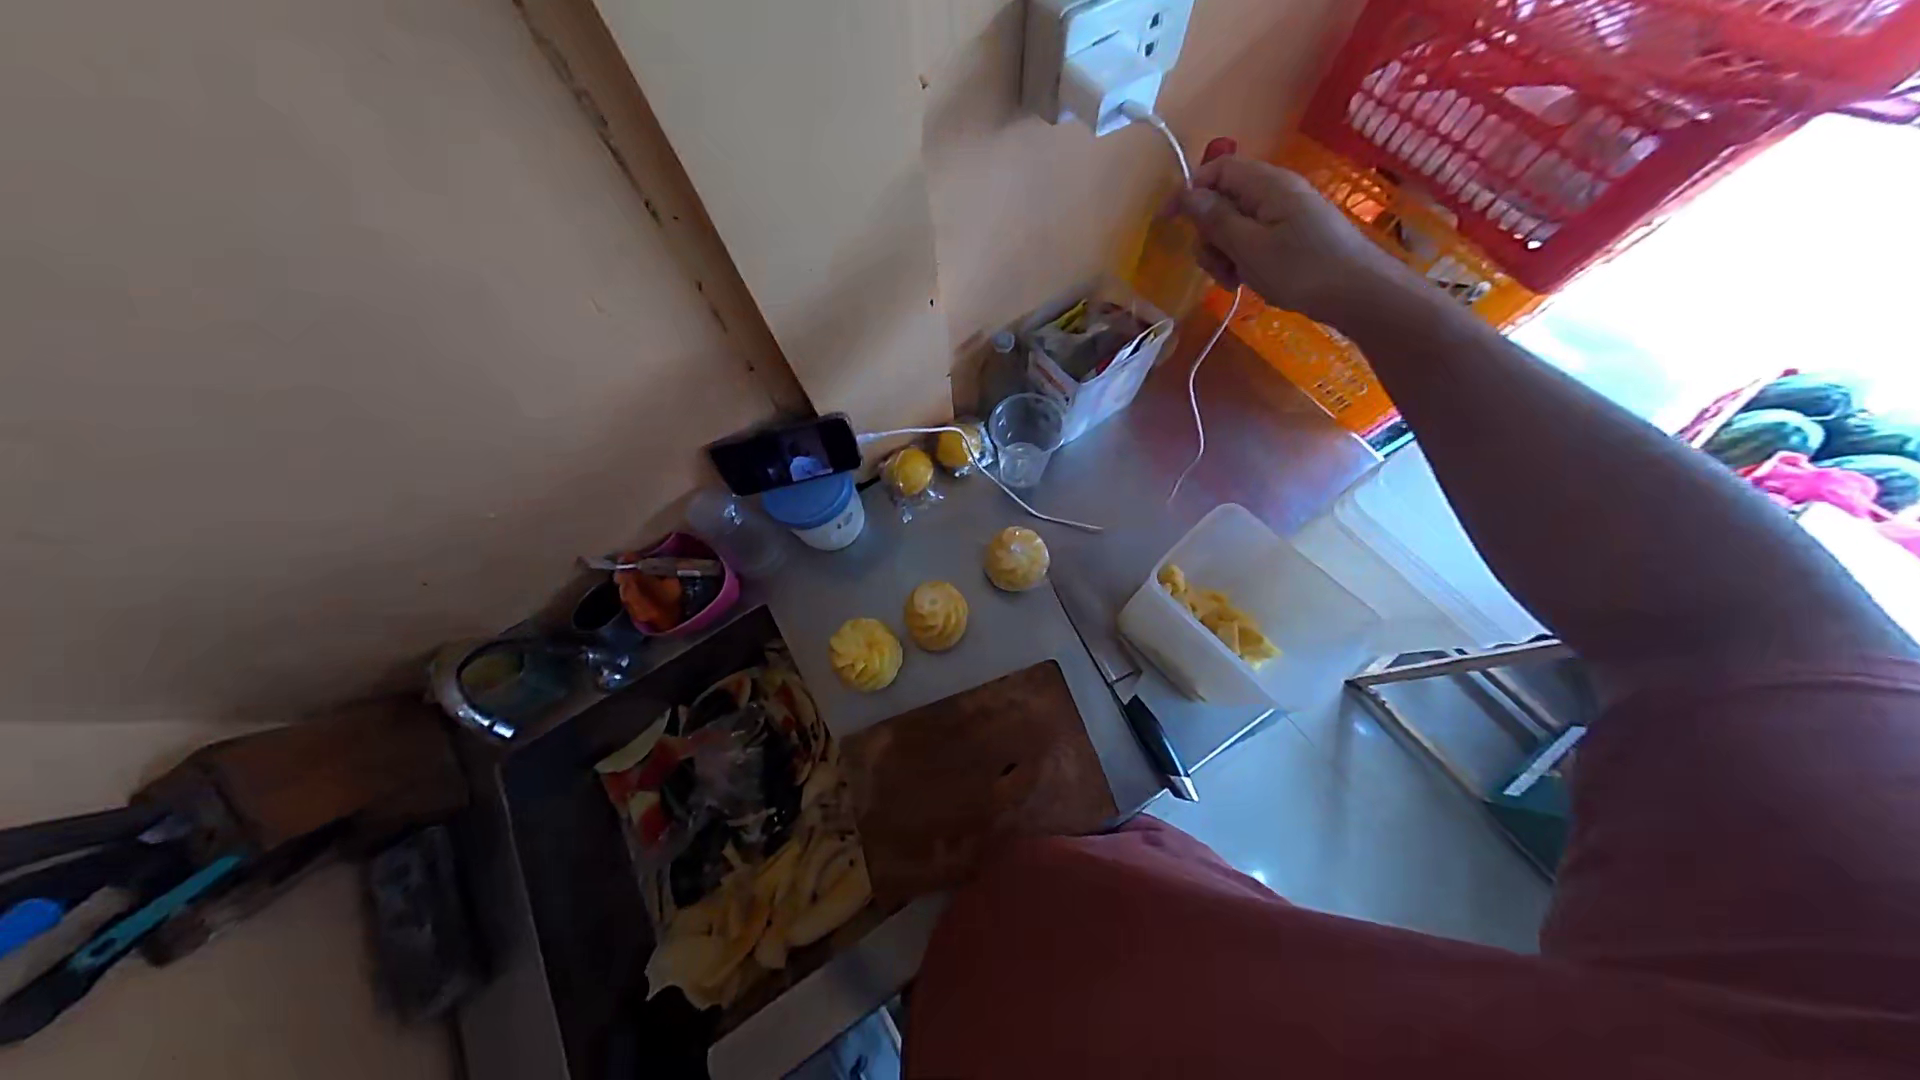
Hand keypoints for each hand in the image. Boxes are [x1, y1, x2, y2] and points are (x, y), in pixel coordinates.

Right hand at [1172, 158, 1411, 327]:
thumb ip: (1216, 219)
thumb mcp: (1249, 247)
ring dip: (1223, 252)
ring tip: (1233, 280)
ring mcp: (1286, 213)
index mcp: (1266, 184)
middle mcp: (1276, 191)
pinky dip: (1241, 258)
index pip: (1217, 169)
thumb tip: (1187, 194)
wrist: (1359, 294)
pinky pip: (1253, 238)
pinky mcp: (1292, 234)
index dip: (1188, 191)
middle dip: (1208, 233)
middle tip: (1216, 267)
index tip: (1166, 223)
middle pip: (1223, 200)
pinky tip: (1247, 280)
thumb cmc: (1302, 269)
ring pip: (1235, 224)